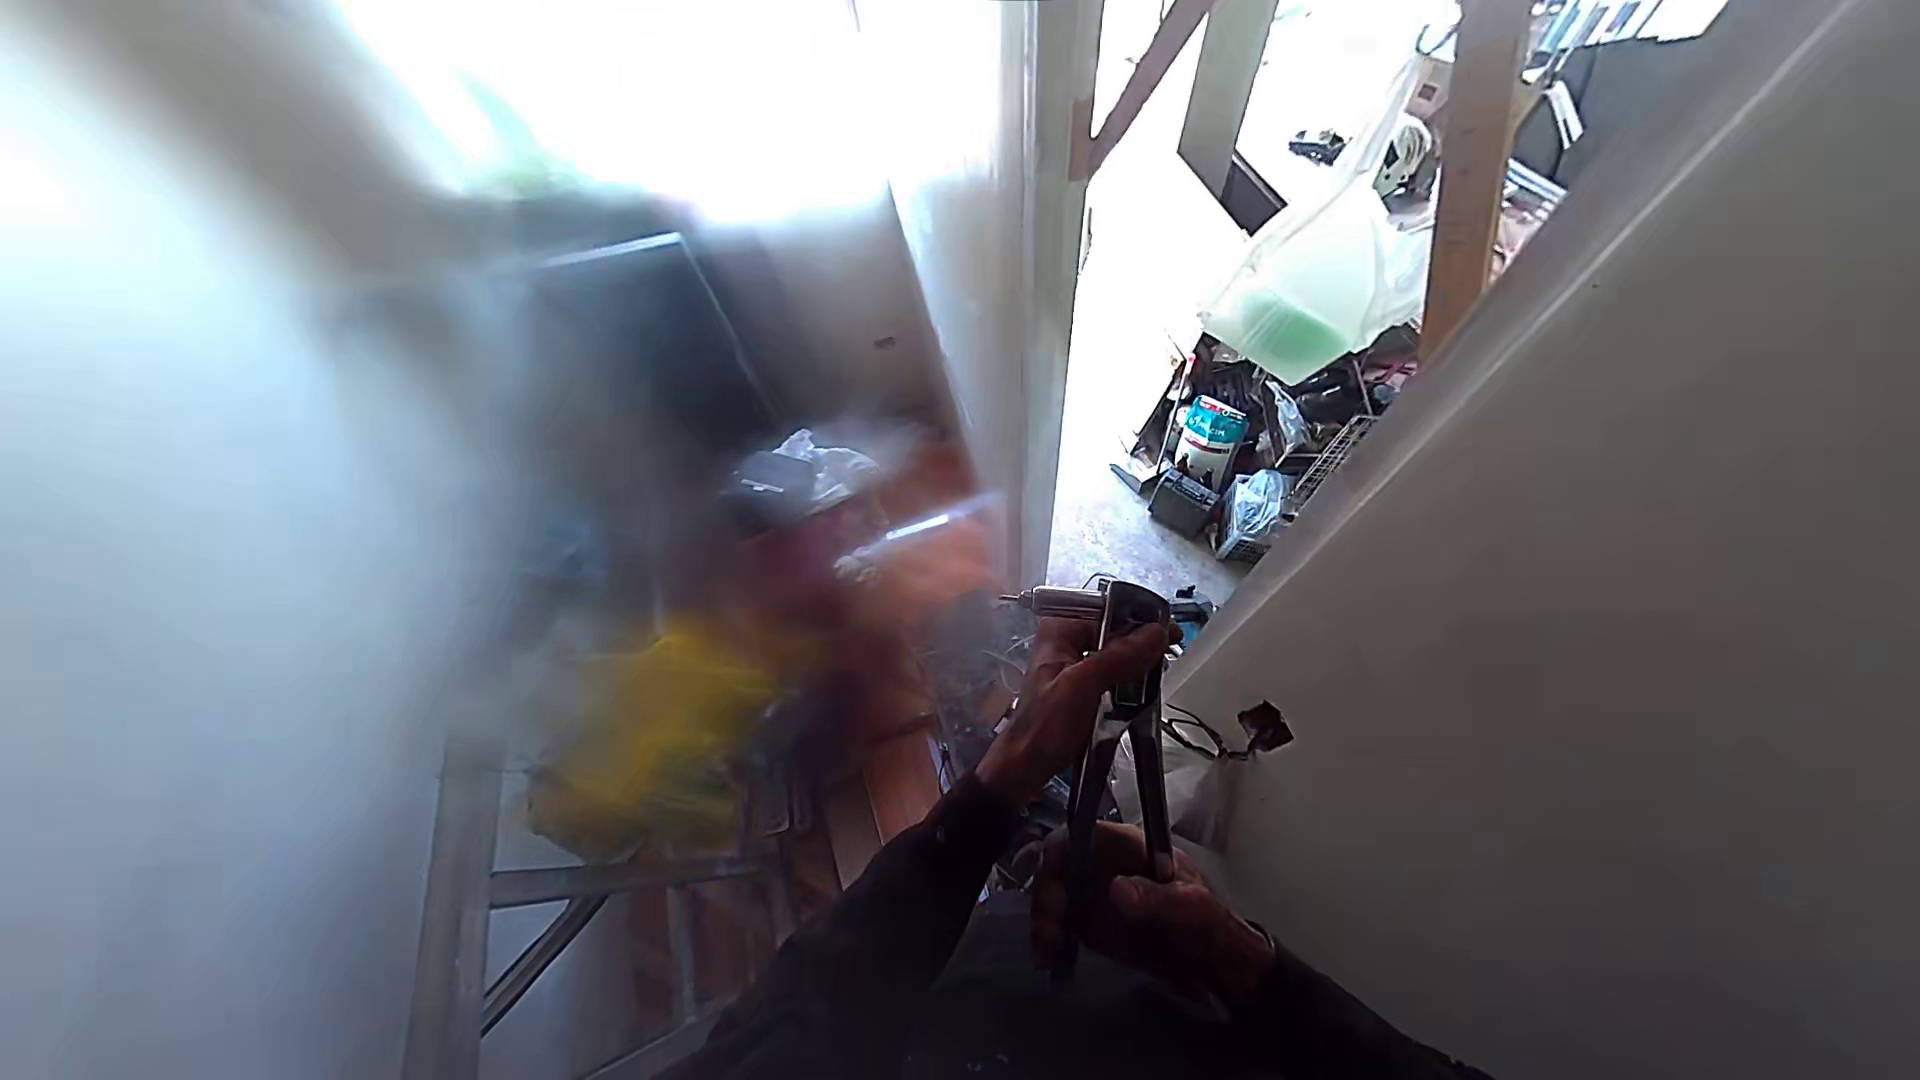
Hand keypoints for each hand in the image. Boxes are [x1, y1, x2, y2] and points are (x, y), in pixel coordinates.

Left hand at [974, 617, 1168, 805]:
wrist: (1025, 766)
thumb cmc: (1045, 726)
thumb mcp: (1082, 686)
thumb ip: (1118, 657)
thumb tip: (1155, 633)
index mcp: (1059, 630)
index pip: (1107, 611)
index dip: (1138, 618)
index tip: (1168, 631)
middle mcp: (1065, 640)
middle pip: (1113, 630)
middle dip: (1141, 641)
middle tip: (1169, 652)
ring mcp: (1072, 663)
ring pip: (1114, 652)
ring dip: (1138, 660)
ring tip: (1159, 670)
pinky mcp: (1080, 686)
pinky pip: (1111, 672)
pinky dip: (1129, 677)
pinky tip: (1143, 687)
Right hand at [1031, 821, 1275, 1007]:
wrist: (1211, 965)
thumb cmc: (1206, 921)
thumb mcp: (1192, 907)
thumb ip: (1157, 897)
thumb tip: (1116, 889)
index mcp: (1126, 845)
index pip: (1084, 831)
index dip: (1062, 845)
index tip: (1052, 869)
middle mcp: (1101, 863)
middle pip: (1059, 863)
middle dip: (1047, 889)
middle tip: (1050, 923)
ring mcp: (1092, 893)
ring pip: (1052, 893)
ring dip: (1043, 917)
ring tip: (1047, 949)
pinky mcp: (1087, 923)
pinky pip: (1058, 924)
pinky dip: (1047, 939)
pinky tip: (1047, 958)